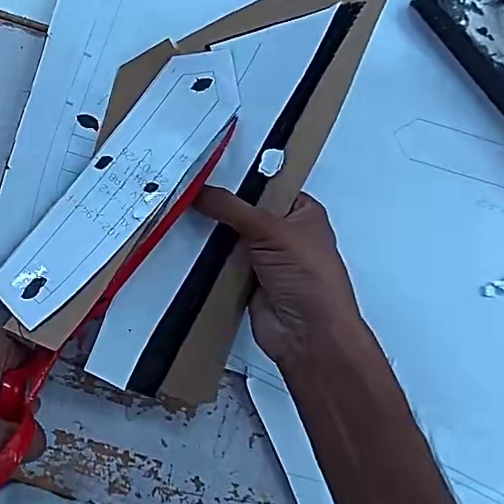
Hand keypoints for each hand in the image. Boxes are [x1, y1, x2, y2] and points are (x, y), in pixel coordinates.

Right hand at [194, 187, 361, 368]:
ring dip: (214, 233)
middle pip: (243, 209)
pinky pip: (220, 258)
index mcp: (301, 212)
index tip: (212, 169)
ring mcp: (263, 256)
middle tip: (194, 192)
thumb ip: (233, 208)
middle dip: (221, 205)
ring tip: (189, 217)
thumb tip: (204, 192)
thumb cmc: (313, 282)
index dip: (243, 177)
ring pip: (229, 234)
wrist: (306, 334)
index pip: (267, 184)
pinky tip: (195, 247)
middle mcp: (283, 232)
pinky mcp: (245, 277)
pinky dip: (209, 256)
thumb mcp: (272, 230)